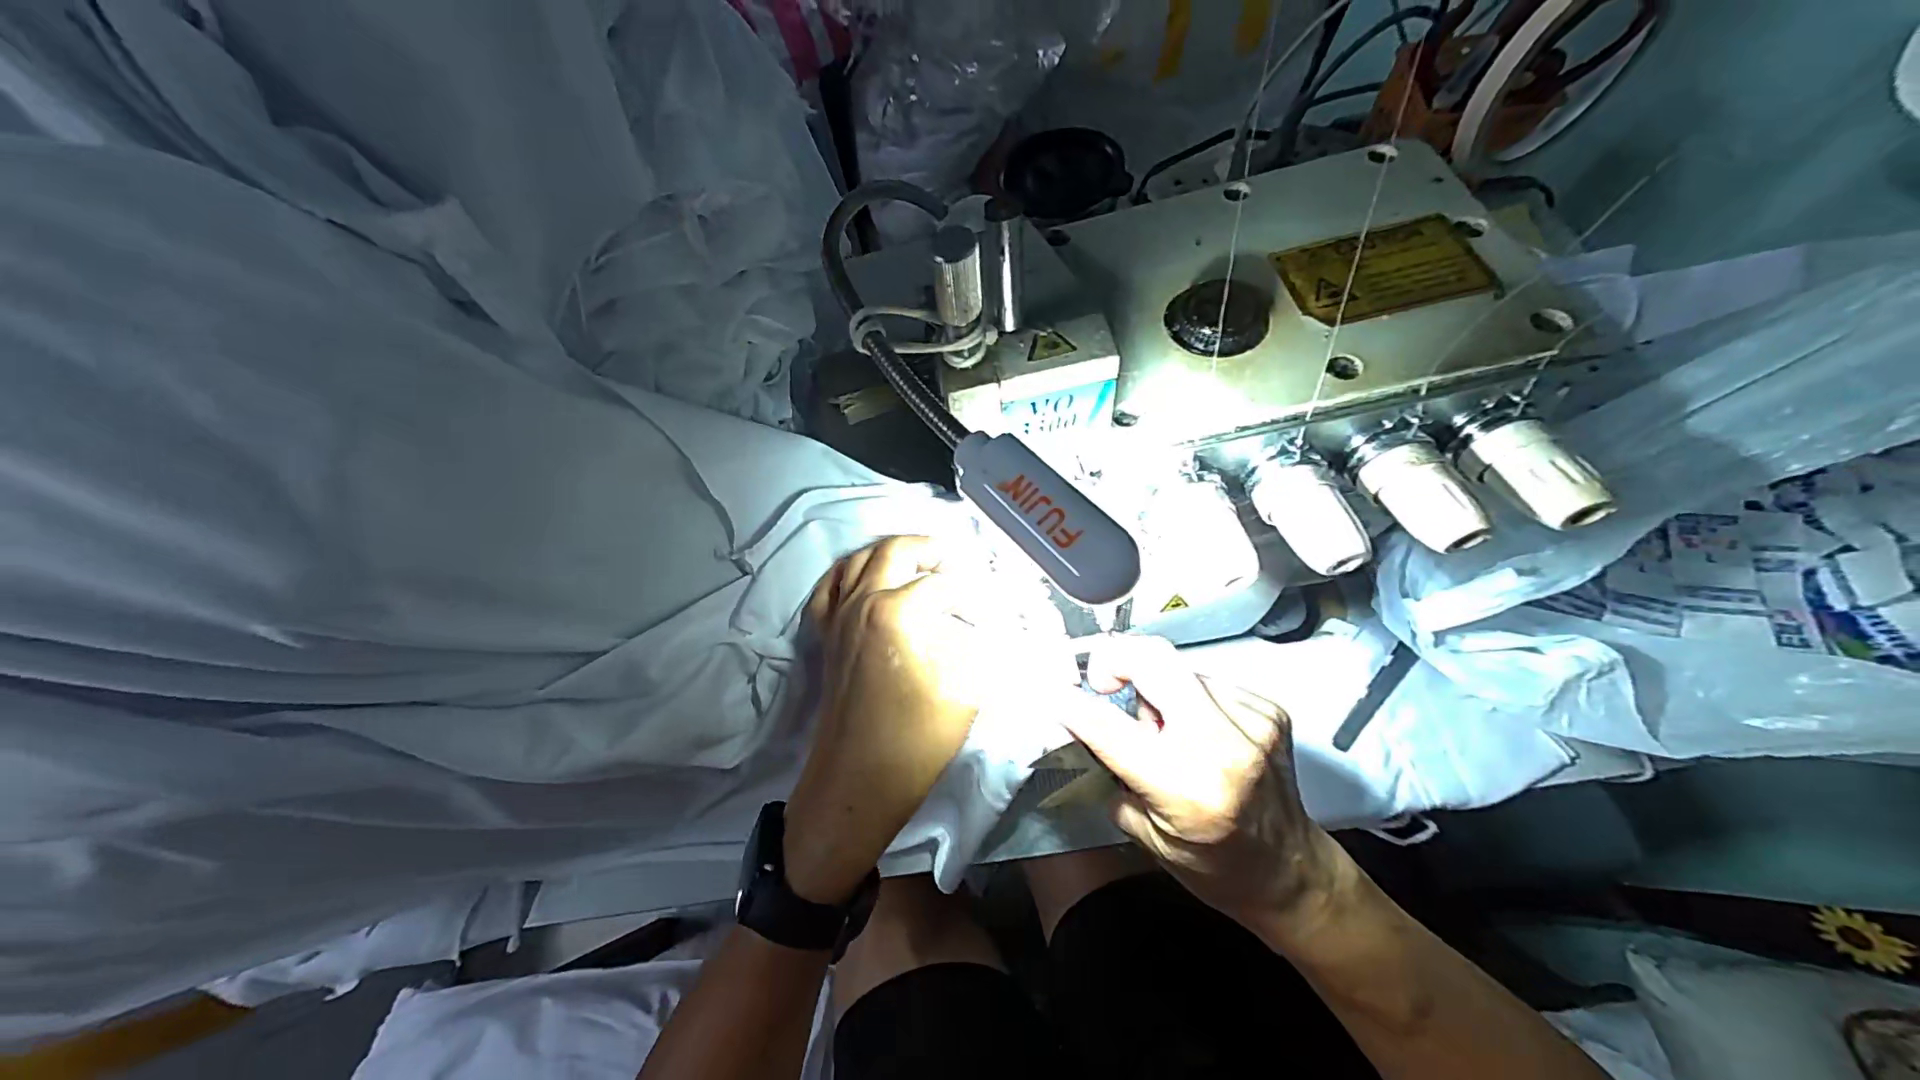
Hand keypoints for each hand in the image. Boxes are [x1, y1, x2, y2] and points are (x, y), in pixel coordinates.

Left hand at [784, 536, 1068, 903]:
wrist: (857, 782)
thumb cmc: (914, 741)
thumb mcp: (966, 692)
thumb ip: (983, 649)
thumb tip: (996, 627)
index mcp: (897, 611)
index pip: (947, 583)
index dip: (979, 591)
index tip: (1001, 605)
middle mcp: (862, 602)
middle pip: (897, 550)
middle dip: (933, 550)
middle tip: (961, 565)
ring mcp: (839, 617)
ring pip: (860, 559)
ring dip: (894, 554)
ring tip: (923, 566)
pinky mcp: (826, 636)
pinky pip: (830, 587)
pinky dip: (851, 573)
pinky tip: (869, 579)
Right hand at [1061, 635, 1358, 942]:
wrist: (1289, 871)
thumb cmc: (1213, 865)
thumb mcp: (1143, 831)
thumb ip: (1112, 772)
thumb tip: (1085, 724)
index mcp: (1185, 788)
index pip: (1108, 726)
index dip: (1071, 704)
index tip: (1056, 695)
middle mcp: (1222, 745)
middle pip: (1153, 658)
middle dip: (1113, 659)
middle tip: (1101, 682)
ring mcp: (1251, 720)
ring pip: (1178, 669)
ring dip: (1156, 689)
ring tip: (1165, 727)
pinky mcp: (1268, 709)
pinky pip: (1207, 681)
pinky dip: (1190, 698)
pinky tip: (1198, 730)